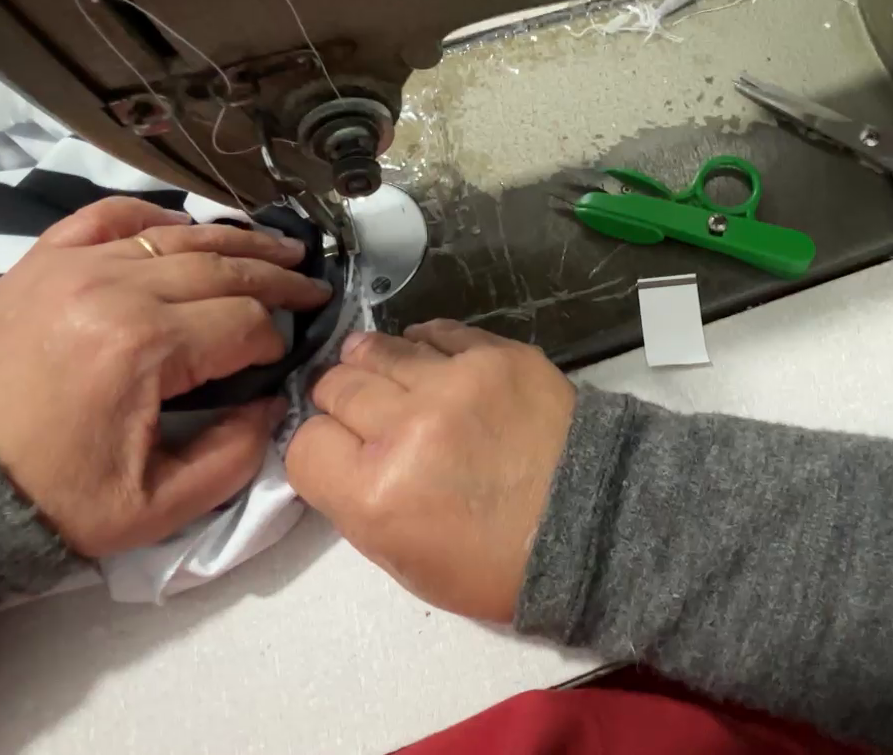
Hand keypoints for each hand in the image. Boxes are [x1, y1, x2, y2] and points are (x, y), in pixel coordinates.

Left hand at [0, 198, 327, 557]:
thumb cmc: (51, 502)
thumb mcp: (161, 505)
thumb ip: (238, 453)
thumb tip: (272, 400)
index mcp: (145, 346)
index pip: (247, 324)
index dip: (277, 343)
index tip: (280, 364)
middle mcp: (115, 288)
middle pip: (228, 269)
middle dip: (282, 281)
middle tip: (314, 290)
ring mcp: (73, 265)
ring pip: (183, 236)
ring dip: (242, 241)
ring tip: (283, 248)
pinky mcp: (41, 261)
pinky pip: (110, 215)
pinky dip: (156, 214)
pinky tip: (186, 225)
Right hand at [286, 320, 576, 621]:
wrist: (587, 521)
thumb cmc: (493, 560)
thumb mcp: (403, 560)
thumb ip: (357, 499)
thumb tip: (340, 445)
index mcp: (375, 493)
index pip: (305, 444)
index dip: (319, 449)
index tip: (340, 451)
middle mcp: (407, 426)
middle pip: (337, 386)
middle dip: (341, 400)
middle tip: (364, 412)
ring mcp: (456, 381)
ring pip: (381, 348)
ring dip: (374, 363)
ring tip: (388, 375)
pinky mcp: (497, 353)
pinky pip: (438, 331)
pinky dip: (426, 345)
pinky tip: (431, 359)